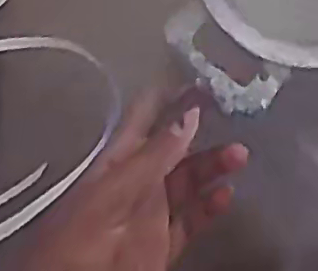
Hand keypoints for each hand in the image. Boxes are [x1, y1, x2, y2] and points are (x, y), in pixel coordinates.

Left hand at [21, 81, 249, 270]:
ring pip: (189, 179)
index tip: (206, 72)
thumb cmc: (77, 242)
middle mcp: (138, 179)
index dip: (175, 90)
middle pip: (176, 143)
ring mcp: (149, 212)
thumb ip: (155, 155)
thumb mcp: (114, 192)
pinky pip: (190, 221)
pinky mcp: (159, 246)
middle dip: (204, 125)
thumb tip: (192, 112)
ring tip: (240, 156)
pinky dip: (210, 208)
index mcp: (120, 158)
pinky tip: (226, 196)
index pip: (149, 112)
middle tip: (235, 107)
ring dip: (214, 164)